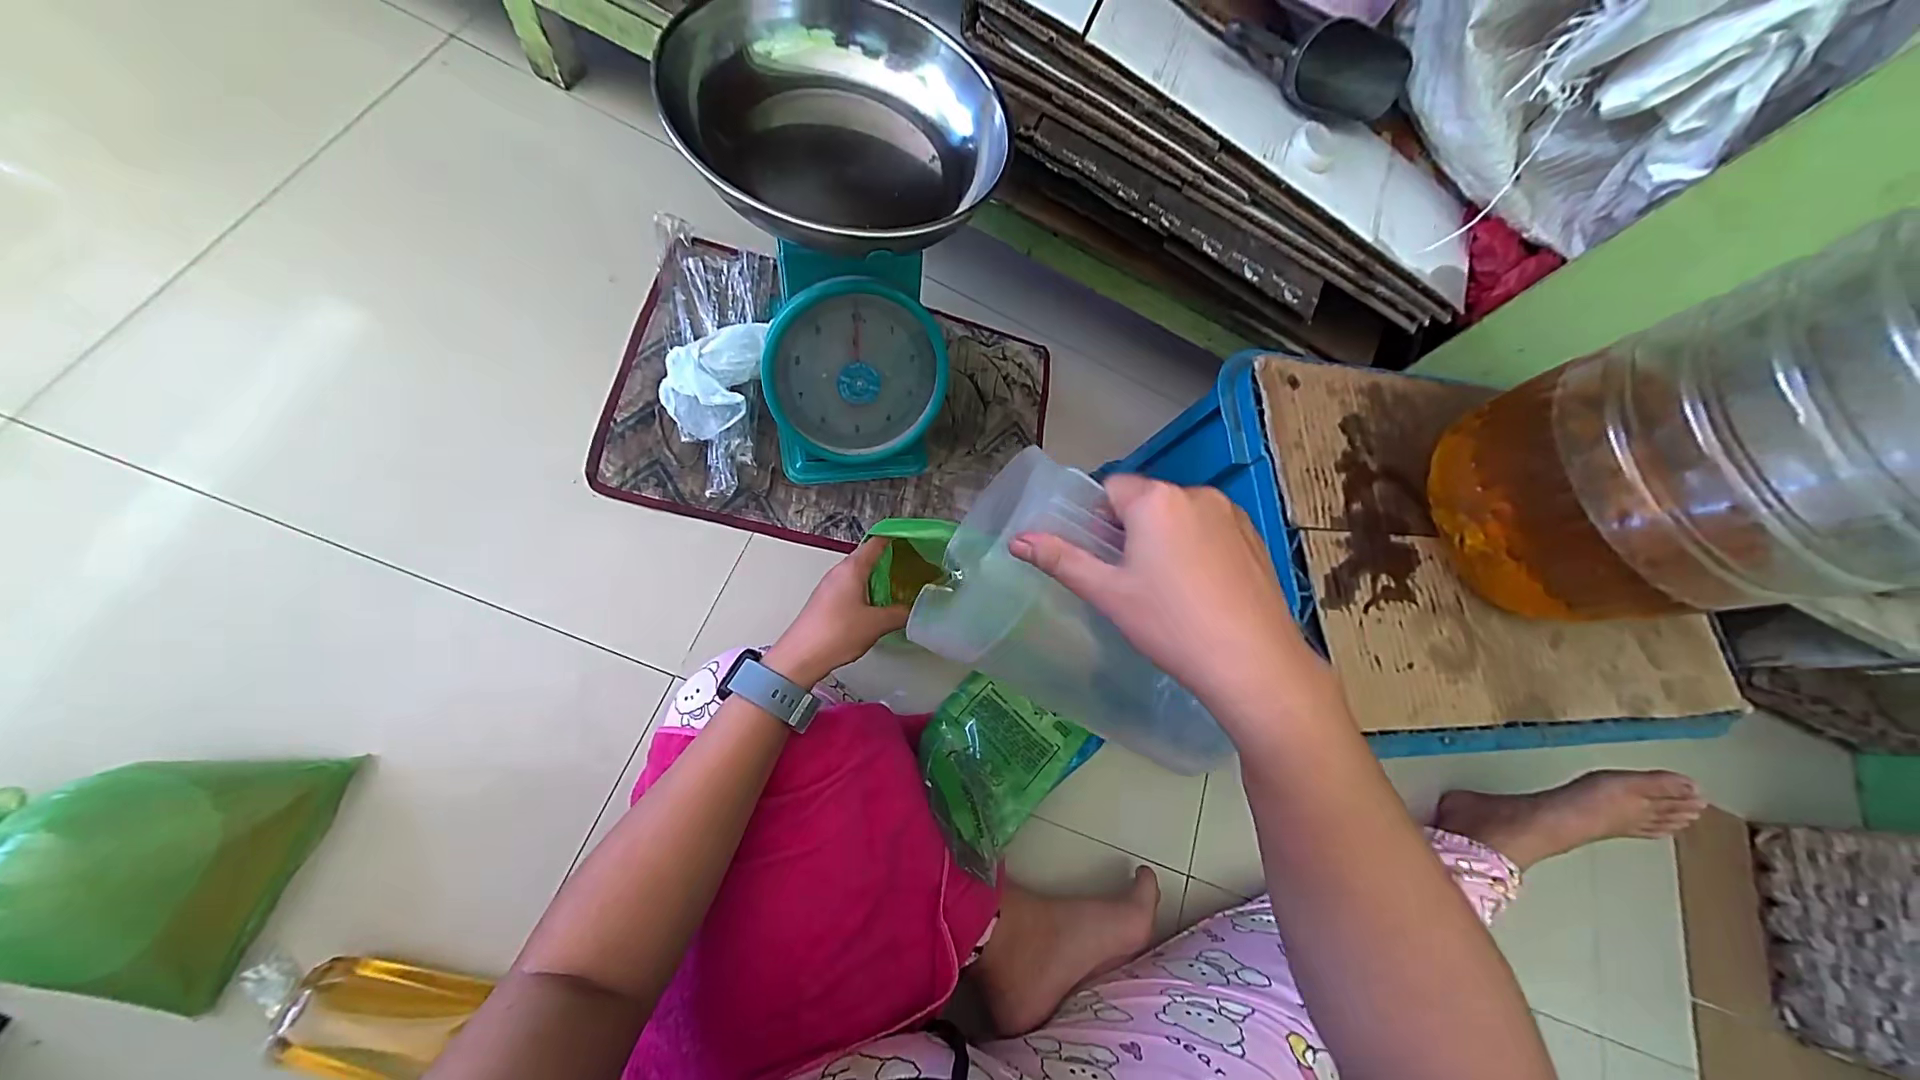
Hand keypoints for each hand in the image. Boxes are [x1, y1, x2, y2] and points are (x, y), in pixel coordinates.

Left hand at [764, 538, 910, 687]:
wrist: (801, 656)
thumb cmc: (836, 633)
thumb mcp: (876, 624)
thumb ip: (899, 614)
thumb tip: (913, 610)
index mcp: (852, 568)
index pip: (876, 542)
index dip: (894, 538)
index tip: (911, 538)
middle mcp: (839, 572)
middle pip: (867, 557)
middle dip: (889, 560)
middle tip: (911, 566)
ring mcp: (829, 586)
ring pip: (858, 574)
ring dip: (877, 578)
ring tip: (898, 588)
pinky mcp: (825, 601)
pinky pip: (849, 588)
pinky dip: (865, 591)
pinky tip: (876, 605)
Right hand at [1009, 476, 1319, 714]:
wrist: (1252, 662)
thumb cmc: (1169, 624)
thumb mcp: (1107, 593)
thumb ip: (1060, 559)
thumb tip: (1017, 540)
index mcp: (1156, 500)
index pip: (1111, 488)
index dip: (1099, 520)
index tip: (1104, 558)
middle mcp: (1196, 493)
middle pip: (1147, 500)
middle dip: (1132, 529)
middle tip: (1131, 579)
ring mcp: (1231, 514)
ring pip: (1180, 515)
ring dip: (1166, 537)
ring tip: (1169, 589)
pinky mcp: (1255, 536)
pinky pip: (1211, 529)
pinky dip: (1198, 547)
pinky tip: (1202, 590)